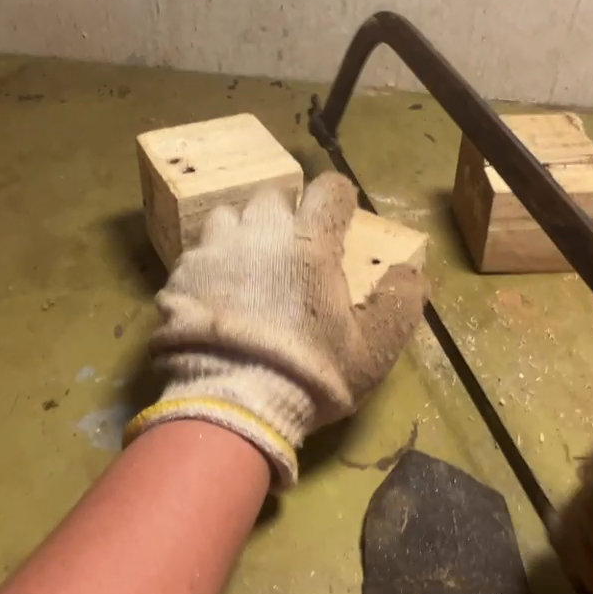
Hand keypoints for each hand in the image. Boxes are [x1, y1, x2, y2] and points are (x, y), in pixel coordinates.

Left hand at [128, 173, 427, 486]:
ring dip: (243, 231)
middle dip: (286, 211)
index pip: (329, 189)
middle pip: (273, 195)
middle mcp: (261, 232)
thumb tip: (413, 273)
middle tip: (293, 244)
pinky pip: (196, 253)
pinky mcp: (179, 275)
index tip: (341, 220)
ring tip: (248, 263)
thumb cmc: (311, 374)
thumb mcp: (373, 349)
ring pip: (228, 215)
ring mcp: (215, 250)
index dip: (338, 199)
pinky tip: (214, 294)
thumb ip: (400, 304)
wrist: (233, 404)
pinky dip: (210, 265)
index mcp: (310, 241)